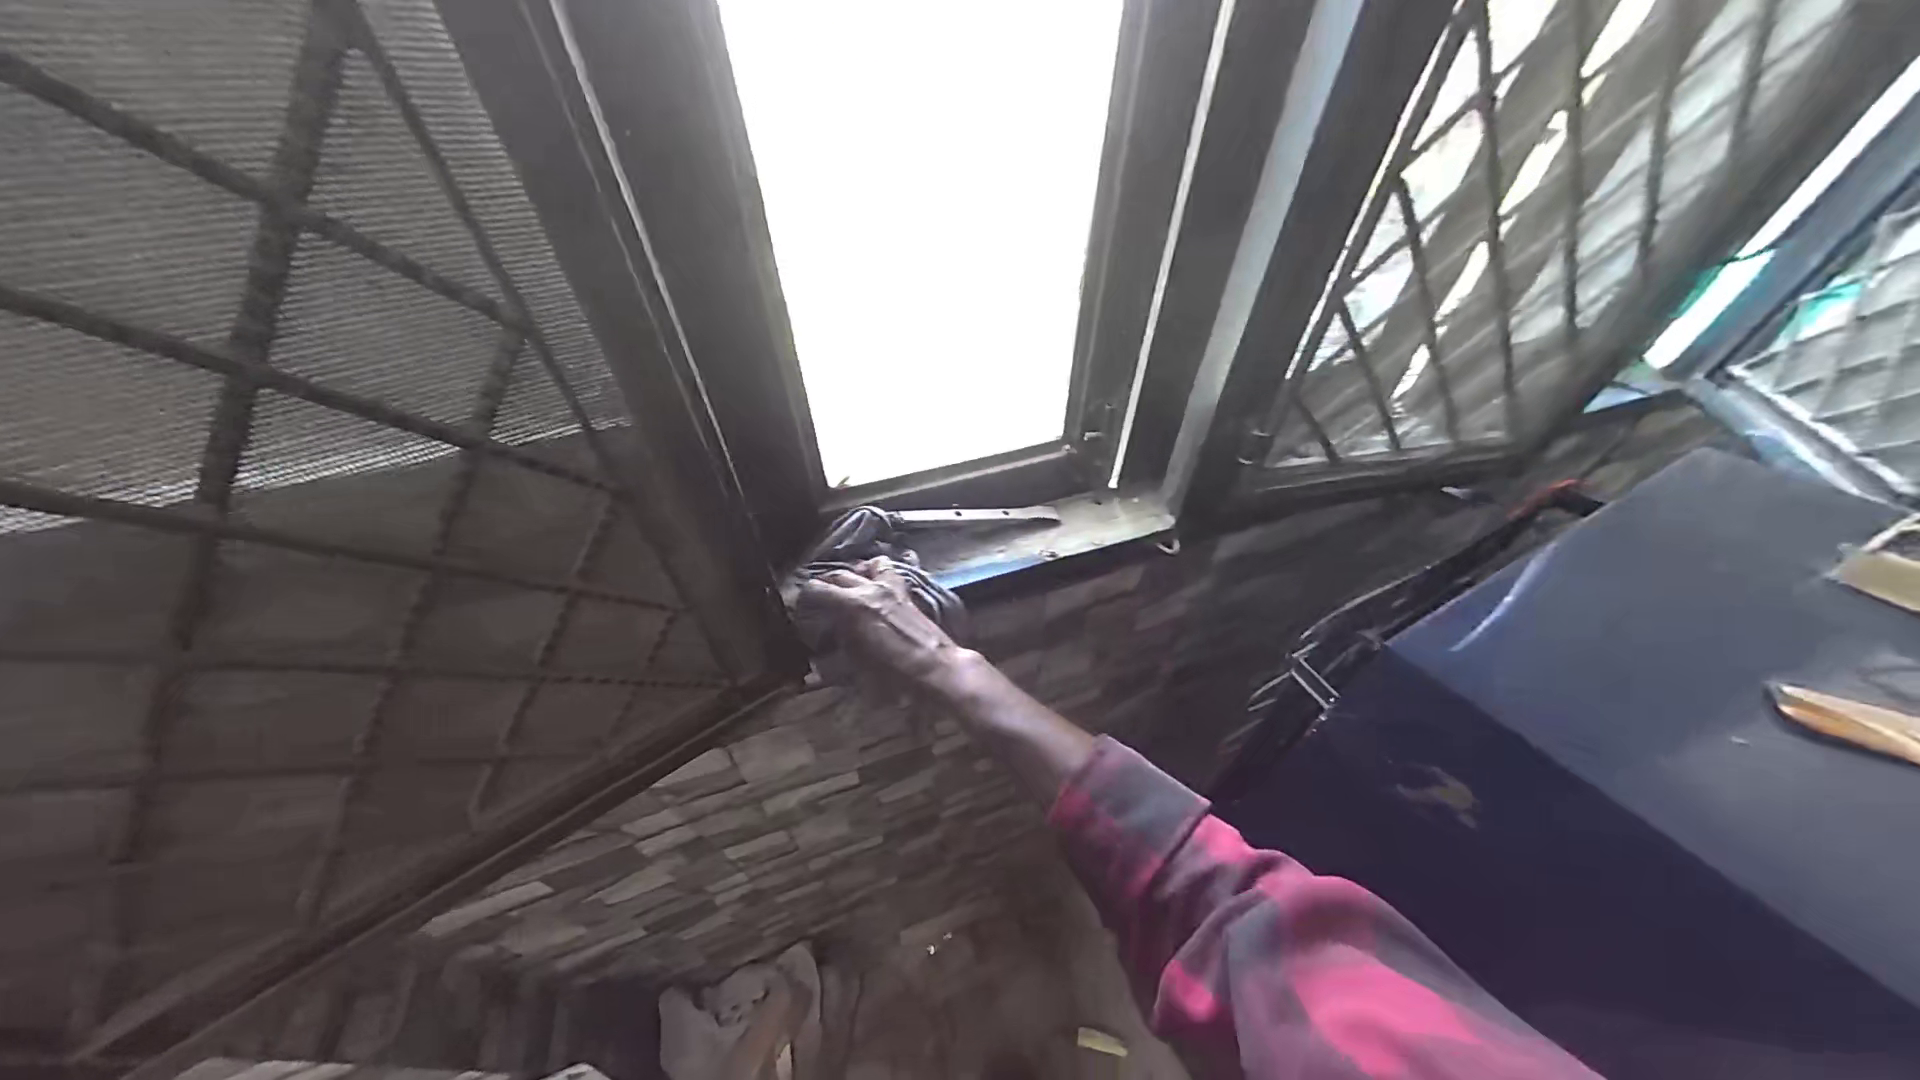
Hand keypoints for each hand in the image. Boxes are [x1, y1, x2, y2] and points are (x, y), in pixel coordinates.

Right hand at [794, 556, 971, 689]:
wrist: (937, 670)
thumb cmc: (894, 676)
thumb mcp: (856, 665)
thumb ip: (836, 645)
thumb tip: (824, 640)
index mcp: (853, 605)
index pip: (816, 589)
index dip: (804, 598)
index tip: (799, 609)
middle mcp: (871, 589)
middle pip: (839, 575)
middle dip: (824, 585)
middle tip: (818, 601)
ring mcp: (893, 587)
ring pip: (868, 565)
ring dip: (855, 573)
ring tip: (849, 587)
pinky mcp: (908, 593)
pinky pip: (891, 572)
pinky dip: (880, 574)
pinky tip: (877, 585)